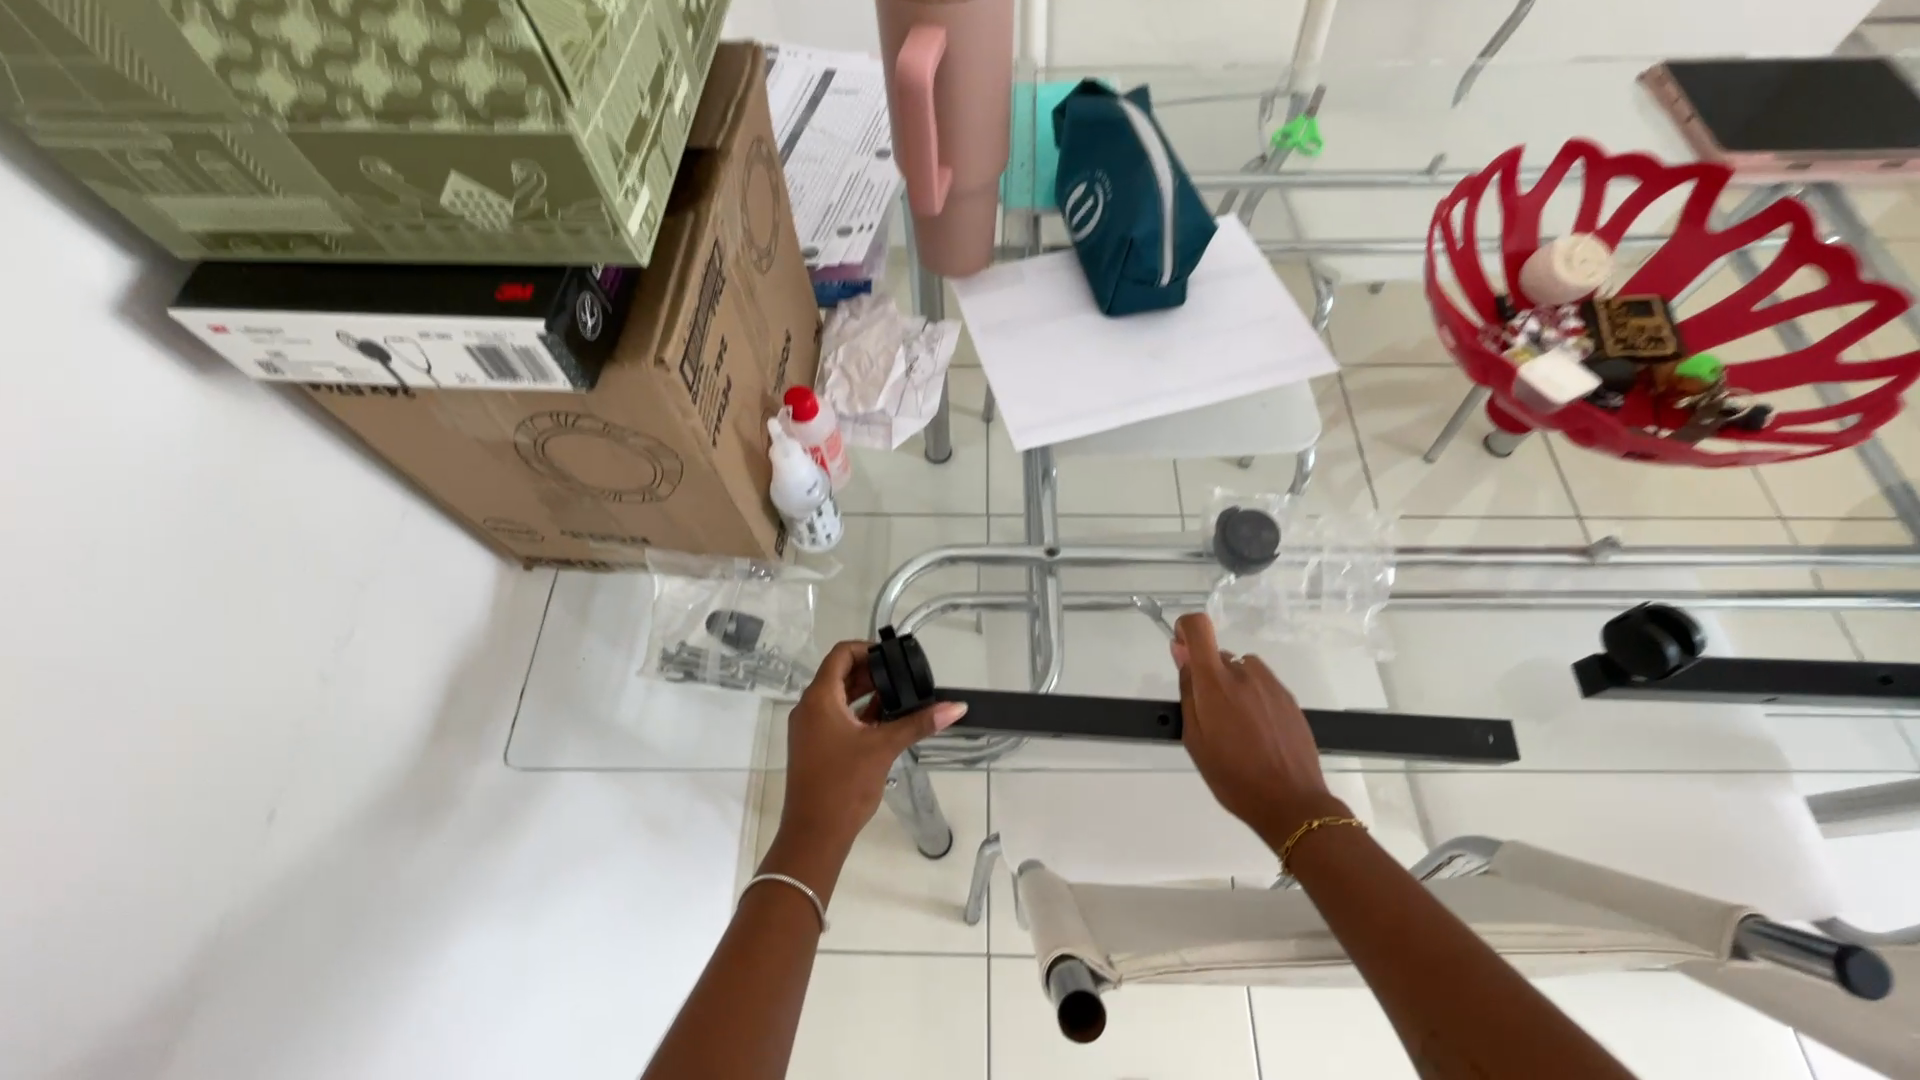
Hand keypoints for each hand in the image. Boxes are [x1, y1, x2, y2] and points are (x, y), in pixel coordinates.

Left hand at [776, 640, 967, 856]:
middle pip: (839, 674)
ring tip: (899, 696)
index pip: (840, 655)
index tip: (893, 656)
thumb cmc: (844, 784)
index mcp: (819, 699)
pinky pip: (836, 717)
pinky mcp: (814, 746)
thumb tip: (956, 707)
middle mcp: (809, 708)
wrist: (815, 833)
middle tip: (903, 676)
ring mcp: (809, 729)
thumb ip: (919, 723)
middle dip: (871, 672)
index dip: (867, 648)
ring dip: (865, 693)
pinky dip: (858, 713)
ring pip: (838, 697)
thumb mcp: (884, 748)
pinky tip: (885, 720)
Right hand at [1171, 614, 1341, 845]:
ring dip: (1233, 686)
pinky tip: (1257, 733)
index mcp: (1216, 682)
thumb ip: (1188, 691)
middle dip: (1208, 676)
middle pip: (1218, 656)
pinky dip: (1253, 698)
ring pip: (1242, 670)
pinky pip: (1262, 685)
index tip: (1181, 651)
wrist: (1291, 802)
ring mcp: (1272, 685)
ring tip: (1236, 727)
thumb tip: (1182, 654)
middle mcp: (1245, 673)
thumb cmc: (1232, 776)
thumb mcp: (1195, 738)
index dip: (1185, 629)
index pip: (1198, 628)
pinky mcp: (1289, 699)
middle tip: (1211, 719)